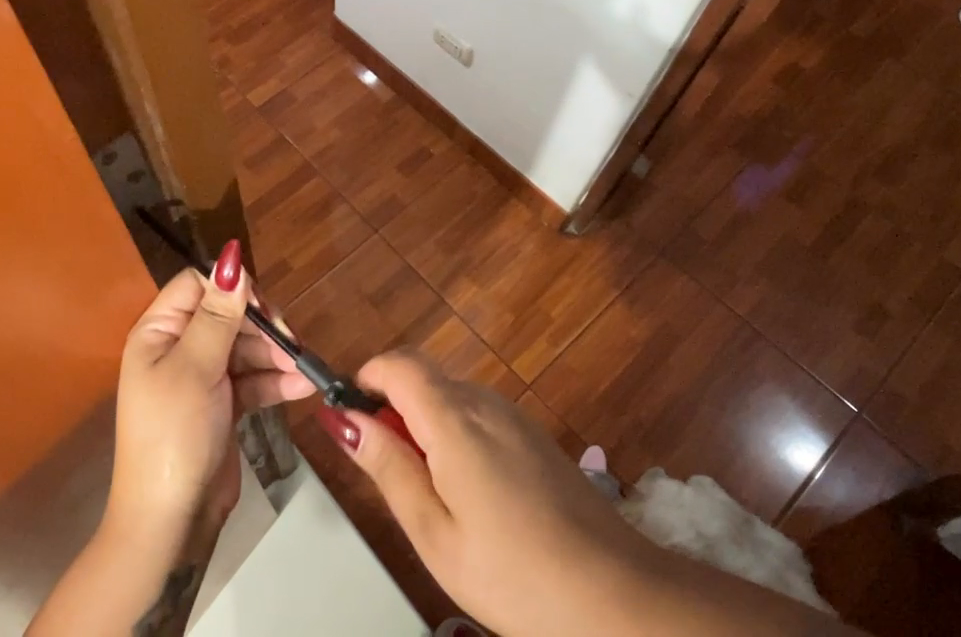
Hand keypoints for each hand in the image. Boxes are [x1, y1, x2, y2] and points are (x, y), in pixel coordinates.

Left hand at [103, 243, 314, 549]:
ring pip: (245, 350)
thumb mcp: (196, 368)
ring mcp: (202, 379)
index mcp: (159, 332)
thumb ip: (219, 315)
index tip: (264, 310)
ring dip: (274, 357)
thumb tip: (232, 258)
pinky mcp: (223, 406)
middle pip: (227, 316)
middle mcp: (178, 349)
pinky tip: (302, 388)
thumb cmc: (174, 433)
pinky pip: (252, 381)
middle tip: (291, 345)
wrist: (171, 516)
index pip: (198, 287)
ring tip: (302, 372)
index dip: (232, 291)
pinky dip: (275, 383)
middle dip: (261, 328)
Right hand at [314, 351, 633, 634]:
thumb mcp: (433, 531)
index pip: (398, 364)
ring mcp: (516, 418)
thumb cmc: (513, 573)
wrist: (617, 596)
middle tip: (393, 482)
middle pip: (423, 380)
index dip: (365, 380)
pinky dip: (456, 441)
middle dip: (393, 413)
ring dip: (425, 430)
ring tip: (434, 502)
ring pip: (450, 400)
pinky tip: (473, 501)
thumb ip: (387, 467)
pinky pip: (479, 419)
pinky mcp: (535, 437)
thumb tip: (343, 419)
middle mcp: (486, 403)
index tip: (351, 423)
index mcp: (455, 419)